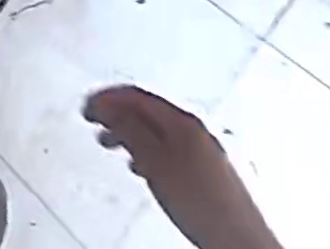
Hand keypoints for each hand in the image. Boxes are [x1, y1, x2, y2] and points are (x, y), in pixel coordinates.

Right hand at [85, 86, 282, 248]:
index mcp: (182, 121)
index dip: (107, 97)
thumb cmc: (204, 207)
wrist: (243, 245)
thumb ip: (128, 130)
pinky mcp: (210, 172)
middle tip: (93, 120)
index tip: (87, 105)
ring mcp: (205, 150)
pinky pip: (170, 148)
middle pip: (147, 110)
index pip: (136, 95)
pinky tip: (144, 167)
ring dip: (130, 132)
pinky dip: (148, 150)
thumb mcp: (155, 163)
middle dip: (117, 113)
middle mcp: (195, 130)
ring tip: (112, 144)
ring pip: (158, 130)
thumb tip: (107, 107)